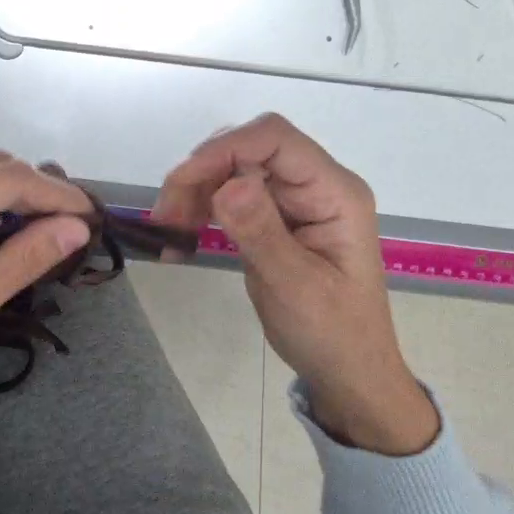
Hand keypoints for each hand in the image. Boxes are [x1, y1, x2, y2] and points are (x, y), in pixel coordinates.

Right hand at [152, 115, 437, 455]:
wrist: (347, 373)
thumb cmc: (332, 334)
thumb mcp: (296, 288)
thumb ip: (262, 233)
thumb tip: (228, 185)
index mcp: (334, 192)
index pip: (275, 140)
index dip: (224, 150)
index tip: (181, 184)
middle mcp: (315, 185)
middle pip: (247, 148)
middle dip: (201, 172)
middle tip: (166, 216)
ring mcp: (293, 199)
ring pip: (231, 168)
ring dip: (194, 191)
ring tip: (169, 229)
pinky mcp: (272, 216)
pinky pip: (228, 193)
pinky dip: (199, 208)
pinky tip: (180, 235)